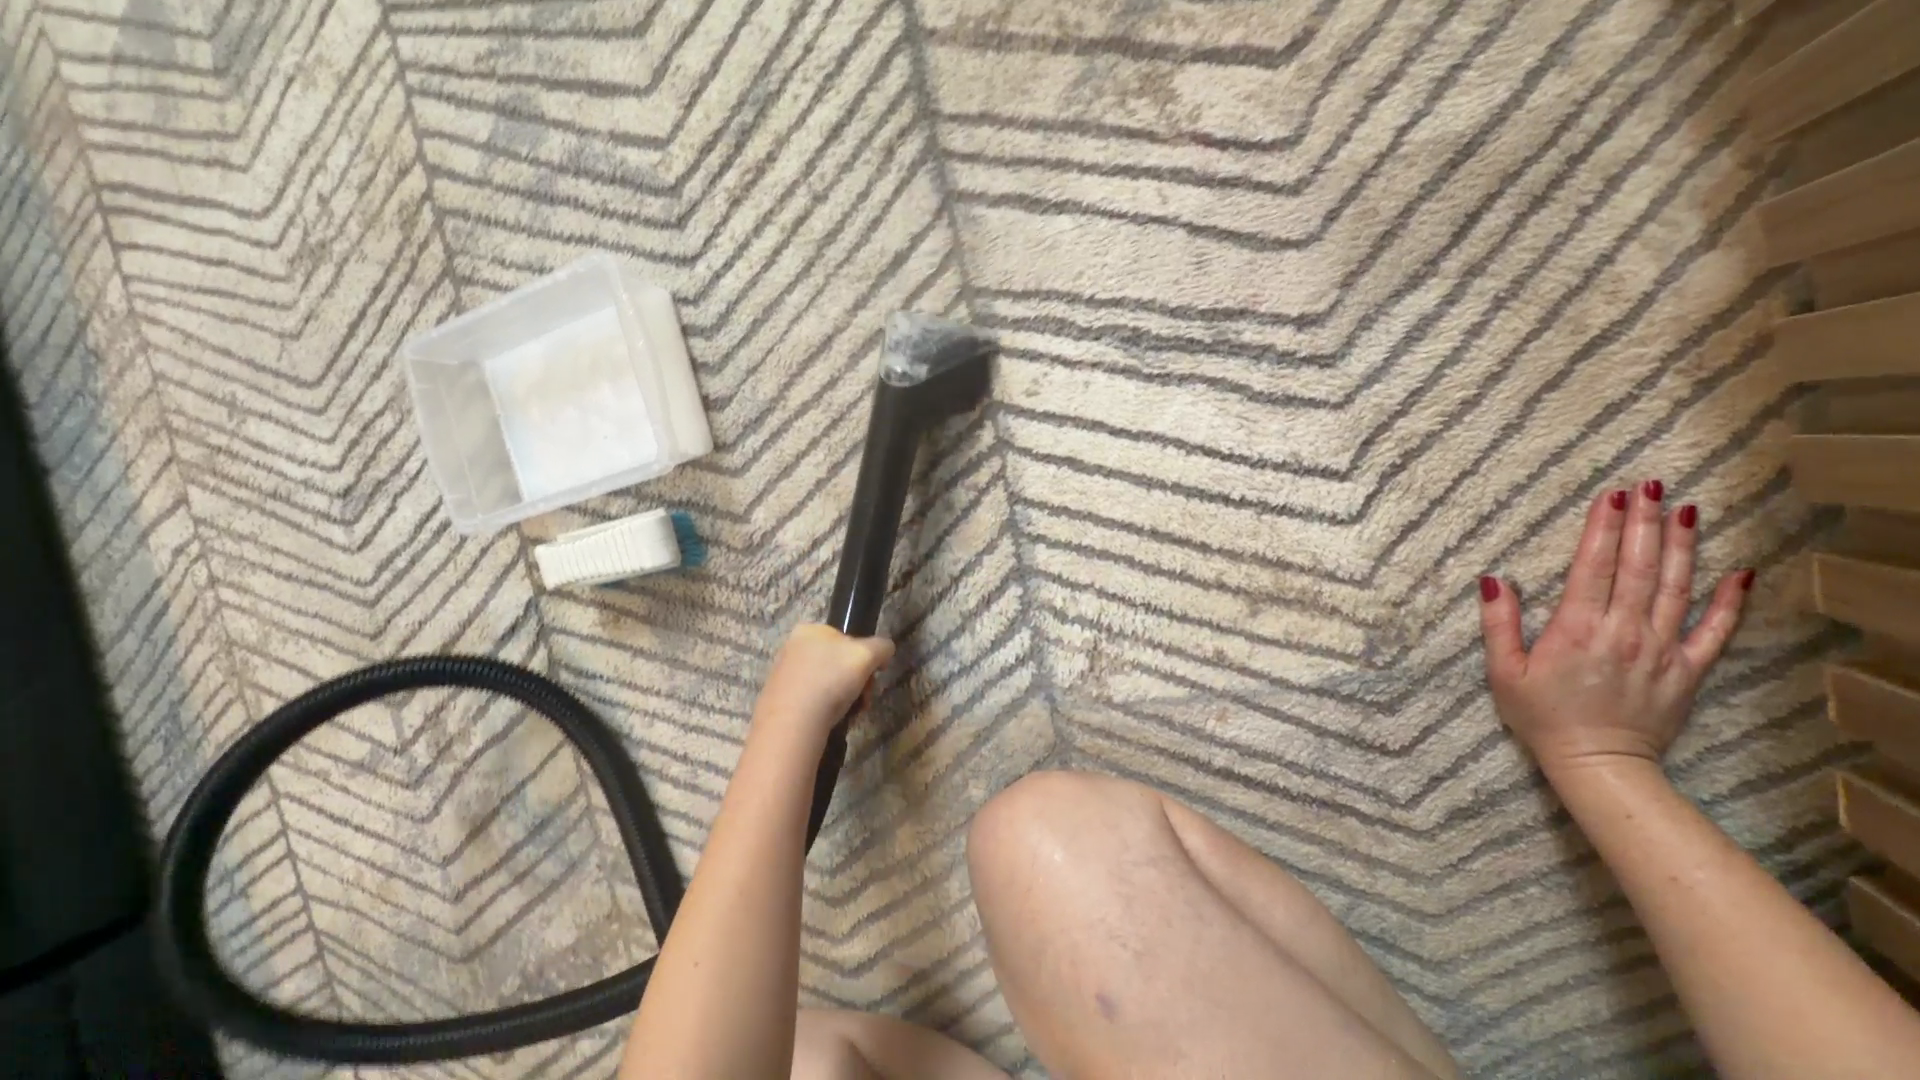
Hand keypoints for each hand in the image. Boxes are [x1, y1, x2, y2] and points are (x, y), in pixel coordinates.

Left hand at [751, 625, 893, 743]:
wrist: (794, 720)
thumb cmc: (832, 678)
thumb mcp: (868, 654)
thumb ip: (882, 647)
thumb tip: (884, 652)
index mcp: (809, 630)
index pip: (845, 638)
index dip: (864, 656)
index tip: (873, 674)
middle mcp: (791, 648)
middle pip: (837, 663)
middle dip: (856, 680)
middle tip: (865, 697)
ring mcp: (782, 675)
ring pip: (826, 683)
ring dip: (844, 696)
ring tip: (851, 712)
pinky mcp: (779, 700)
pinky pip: (811, 701)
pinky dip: (824, 709)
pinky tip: (831, 720)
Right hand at [1478, 481, 1752, 776]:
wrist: (1598, 764)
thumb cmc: (1542, 717)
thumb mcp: (1504, 673)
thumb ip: (1499, 624)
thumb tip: (1494, 580)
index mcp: (1578, 629)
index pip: (1593, 567)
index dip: (1603, 528)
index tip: (1612, 496)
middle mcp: (1624, 630)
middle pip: (1637, 566)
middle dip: (1644, 523)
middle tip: (1651, 485)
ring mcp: (1661, 648)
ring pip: (1675, 587)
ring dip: (1681, 546)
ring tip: (1686, 509)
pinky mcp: (1688, 669)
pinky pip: (1715, 630)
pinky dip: (1731, 600)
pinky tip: (1741, 572)